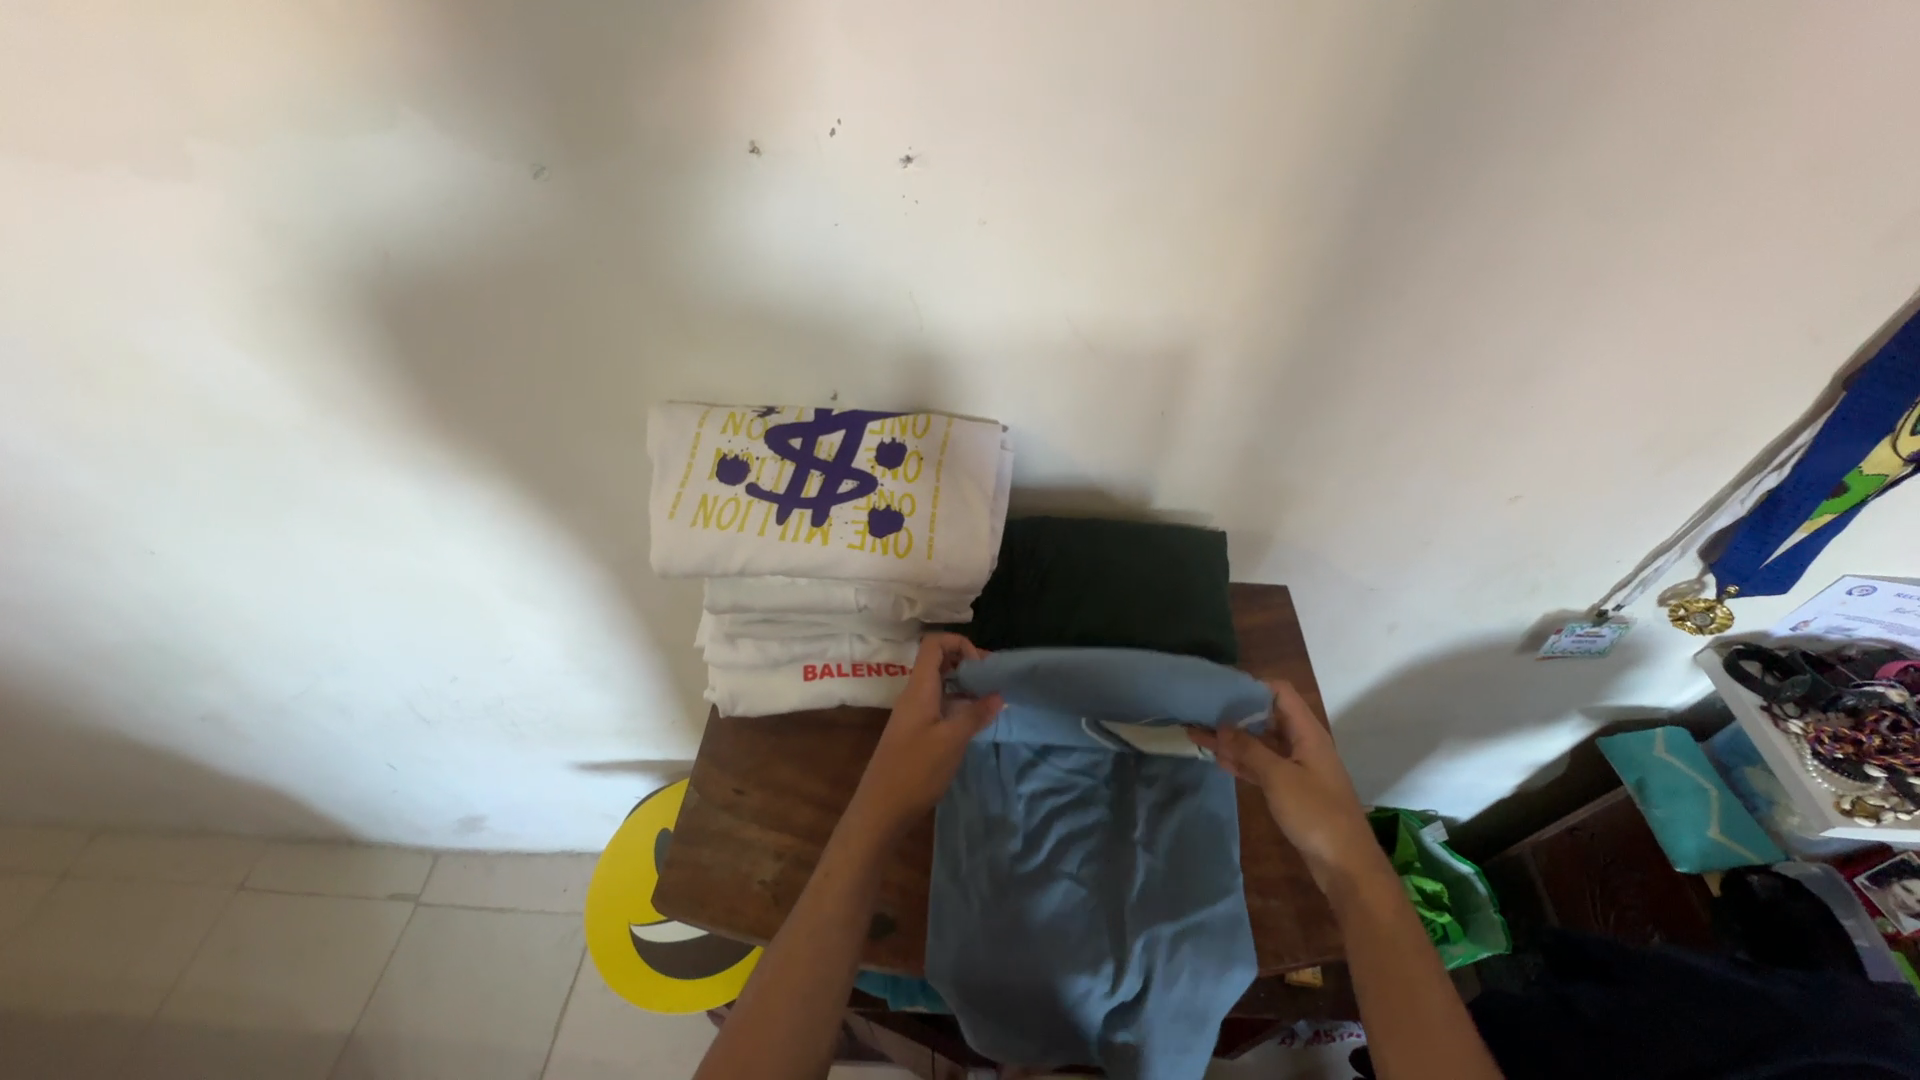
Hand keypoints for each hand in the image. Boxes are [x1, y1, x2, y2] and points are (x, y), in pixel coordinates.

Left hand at [846, 633, 1002, 836]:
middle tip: (994, 681)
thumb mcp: (952, 740)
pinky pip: (940, 705)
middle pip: (939, 662)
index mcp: (919, 688)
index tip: (982, 666)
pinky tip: (976, 721)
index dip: (960, 644)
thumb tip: (999, 694)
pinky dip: (959, 705)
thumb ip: (975, 714)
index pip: (934, 644)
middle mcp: (915, 694)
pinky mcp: (917, 732)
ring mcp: (914, 714)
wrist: (881, 808)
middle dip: (968, 663)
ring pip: (941, 685)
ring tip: (992, 700)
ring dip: (965, 686)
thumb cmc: (916, 770)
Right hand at [1187, 681, 1382, 892]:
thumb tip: (1221, 726)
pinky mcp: (1290, 788)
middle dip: (1234, 713)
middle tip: (1199, 710)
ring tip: (1197, 733)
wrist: (1345, 865)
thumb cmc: (1315, 814)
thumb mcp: (1278, 777)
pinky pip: (1262, 765)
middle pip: (1266, 716)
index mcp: (1307, 732)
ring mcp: (1296, 767)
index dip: (1250, 686)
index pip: (1279, 692)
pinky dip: (1241, 761)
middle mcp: (1302, 743)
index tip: (1218, 689)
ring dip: (1232, 739)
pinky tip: (1216, 759)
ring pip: (1260, 743)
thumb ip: (1249, 749)